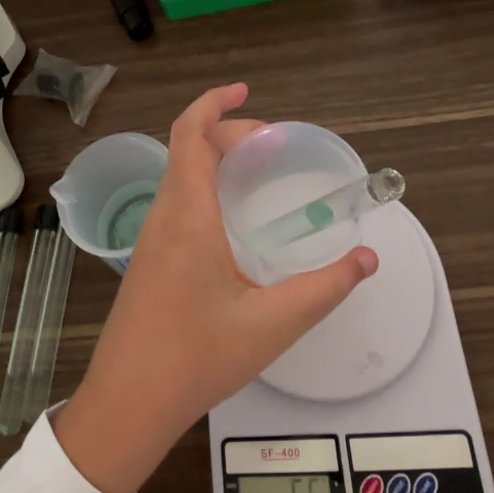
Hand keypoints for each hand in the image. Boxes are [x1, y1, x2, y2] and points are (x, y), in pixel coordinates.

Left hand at [53, 83, 378, 492]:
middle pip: (187, 149)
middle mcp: (163, 216)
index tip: (245, 89)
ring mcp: (151, 237)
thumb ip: (324, 289)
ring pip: (179, 174)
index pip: (189, 134)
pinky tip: (233, 216)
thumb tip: (367, 260)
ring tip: (258, 169)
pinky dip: (205, 185)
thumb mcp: (270, 325)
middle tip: (275, 145)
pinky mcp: (149, 258)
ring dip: (215, 158)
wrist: (126, 403)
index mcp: (186, 216)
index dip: (213, 102)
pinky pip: (176, 200)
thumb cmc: (194, 359)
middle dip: (229, 133)